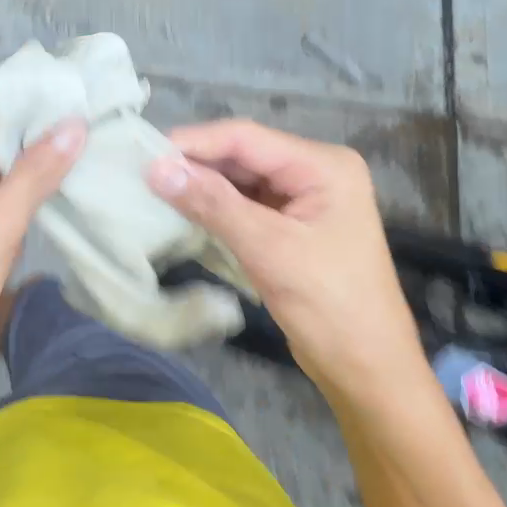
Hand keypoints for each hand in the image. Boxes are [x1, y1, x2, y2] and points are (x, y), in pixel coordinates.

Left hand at [0, 86, 85, 373]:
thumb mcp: (0, 223)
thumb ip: (38, 170)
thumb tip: (76, 124)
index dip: (35, 90)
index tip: (83, 86)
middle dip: (40, 117)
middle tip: (96, 112)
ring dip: (35, 146)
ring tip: (88, 136)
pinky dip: (23, 172)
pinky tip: (61, 171)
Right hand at [145, 120, 425, 407]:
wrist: (367, 369)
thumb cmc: (328, 305)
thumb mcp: (267, 249)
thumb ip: (212, 204)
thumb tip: (156, 169)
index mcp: (323, 166)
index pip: (244, 138)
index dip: (192, 143)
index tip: (142, 154)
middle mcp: (314, 171)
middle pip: (240, 155)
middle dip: (193, 164)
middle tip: (140, 173)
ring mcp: (303, 199)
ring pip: (238, 179)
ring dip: (199, 186)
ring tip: (150, 190)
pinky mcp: (290, 225)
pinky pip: (243, 203)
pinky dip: (212, 207)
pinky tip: (179, 212)